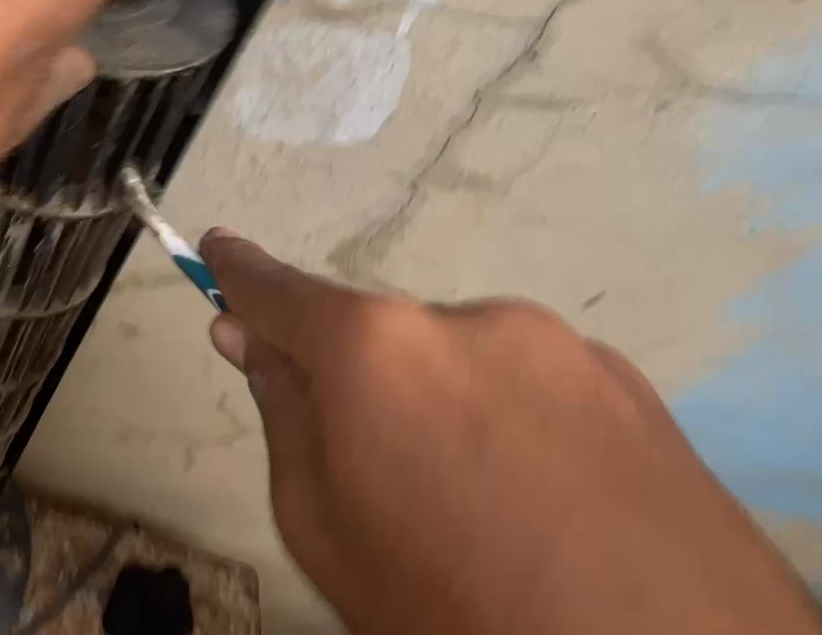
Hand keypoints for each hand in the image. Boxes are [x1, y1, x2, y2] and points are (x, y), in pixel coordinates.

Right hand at [202, 231, 821, 634]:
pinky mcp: (635, 389)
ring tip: (476, 494)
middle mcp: (466, 321)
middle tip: (375, 461)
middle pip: (372, 331)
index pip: (276, 289)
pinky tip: (541, 495)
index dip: (236, 271)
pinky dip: (508, 416)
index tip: (214, 248)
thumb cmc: (445, 603)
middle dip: (351, 374)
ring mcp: (561, 349)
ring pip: (453, 354)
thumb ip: (280, 409)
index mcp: (373, 347)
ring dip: (436, 396)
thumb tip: (246, 335)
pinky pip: (528, 381)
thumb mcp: (318, 520)